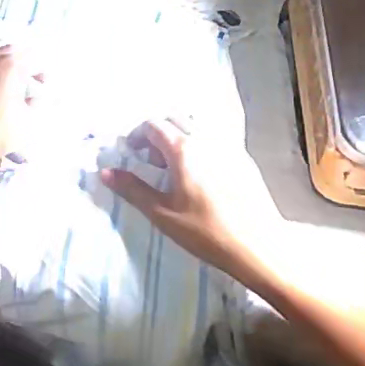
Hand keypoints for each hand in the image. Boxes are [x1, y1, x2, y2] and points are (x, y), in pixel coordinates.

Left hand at [0, 42, 40, 171]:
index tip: (45, 86)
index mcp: (10, 64)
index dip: (43, 70)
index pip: (33, 57)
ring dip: (10, 58)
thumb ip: (41, 103)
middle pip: (15, 48)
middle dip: (28, 61)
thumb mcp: (29, 119)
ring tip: (17, 78)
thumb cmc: (0, 130)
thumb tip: (50, 97)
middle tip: (35, 81)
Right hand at [99, 118, 280, 283]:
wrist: (258, 246)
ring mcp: (229, 146)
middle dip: (158, 133)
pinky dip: (200, 145)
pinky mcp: (244, 158)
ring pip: (197, 126)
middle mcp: (206, 138)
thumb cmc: (205, 231)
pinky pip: (216, 138)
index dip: (137, 135)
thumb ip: (132, 189)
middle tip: (152, 160)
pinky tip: (201, 174)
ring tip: (176, 167)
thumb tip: (106, 172)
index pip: (153, 125)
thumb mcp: (162, 213)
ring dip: (180, 136)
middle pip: (175, 119)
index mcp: (183, 148)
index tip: (132, 153)